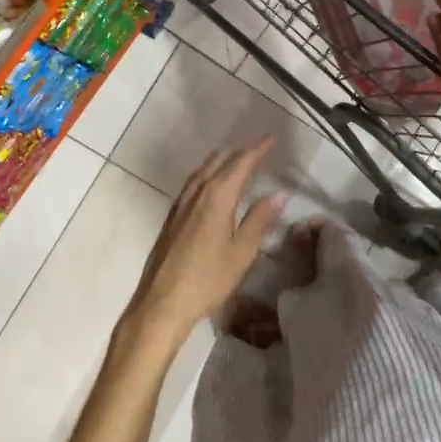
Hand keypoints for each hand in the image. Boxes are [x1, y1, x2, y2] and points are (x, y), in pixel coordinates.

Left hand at [124, 138, 284, 341]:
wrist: (162, 302)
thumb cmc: (208, 280)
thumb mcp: (241, 253)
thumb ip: (259, 220)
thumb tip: (278, 194)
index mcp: (217, 197)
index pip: (241, 163)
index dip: (258, 149)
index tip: (273, 139)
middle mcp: (197, 192)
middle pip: (220, 160)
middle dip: (241, 151)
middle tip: (260, 149)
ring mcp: (181, 203)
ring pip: (204, 169)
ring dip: (222, 160)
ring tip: (238, 159)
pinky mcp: (172, 216)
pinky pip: (193, 182)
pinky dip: (208, 173)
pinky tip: (211, 184)